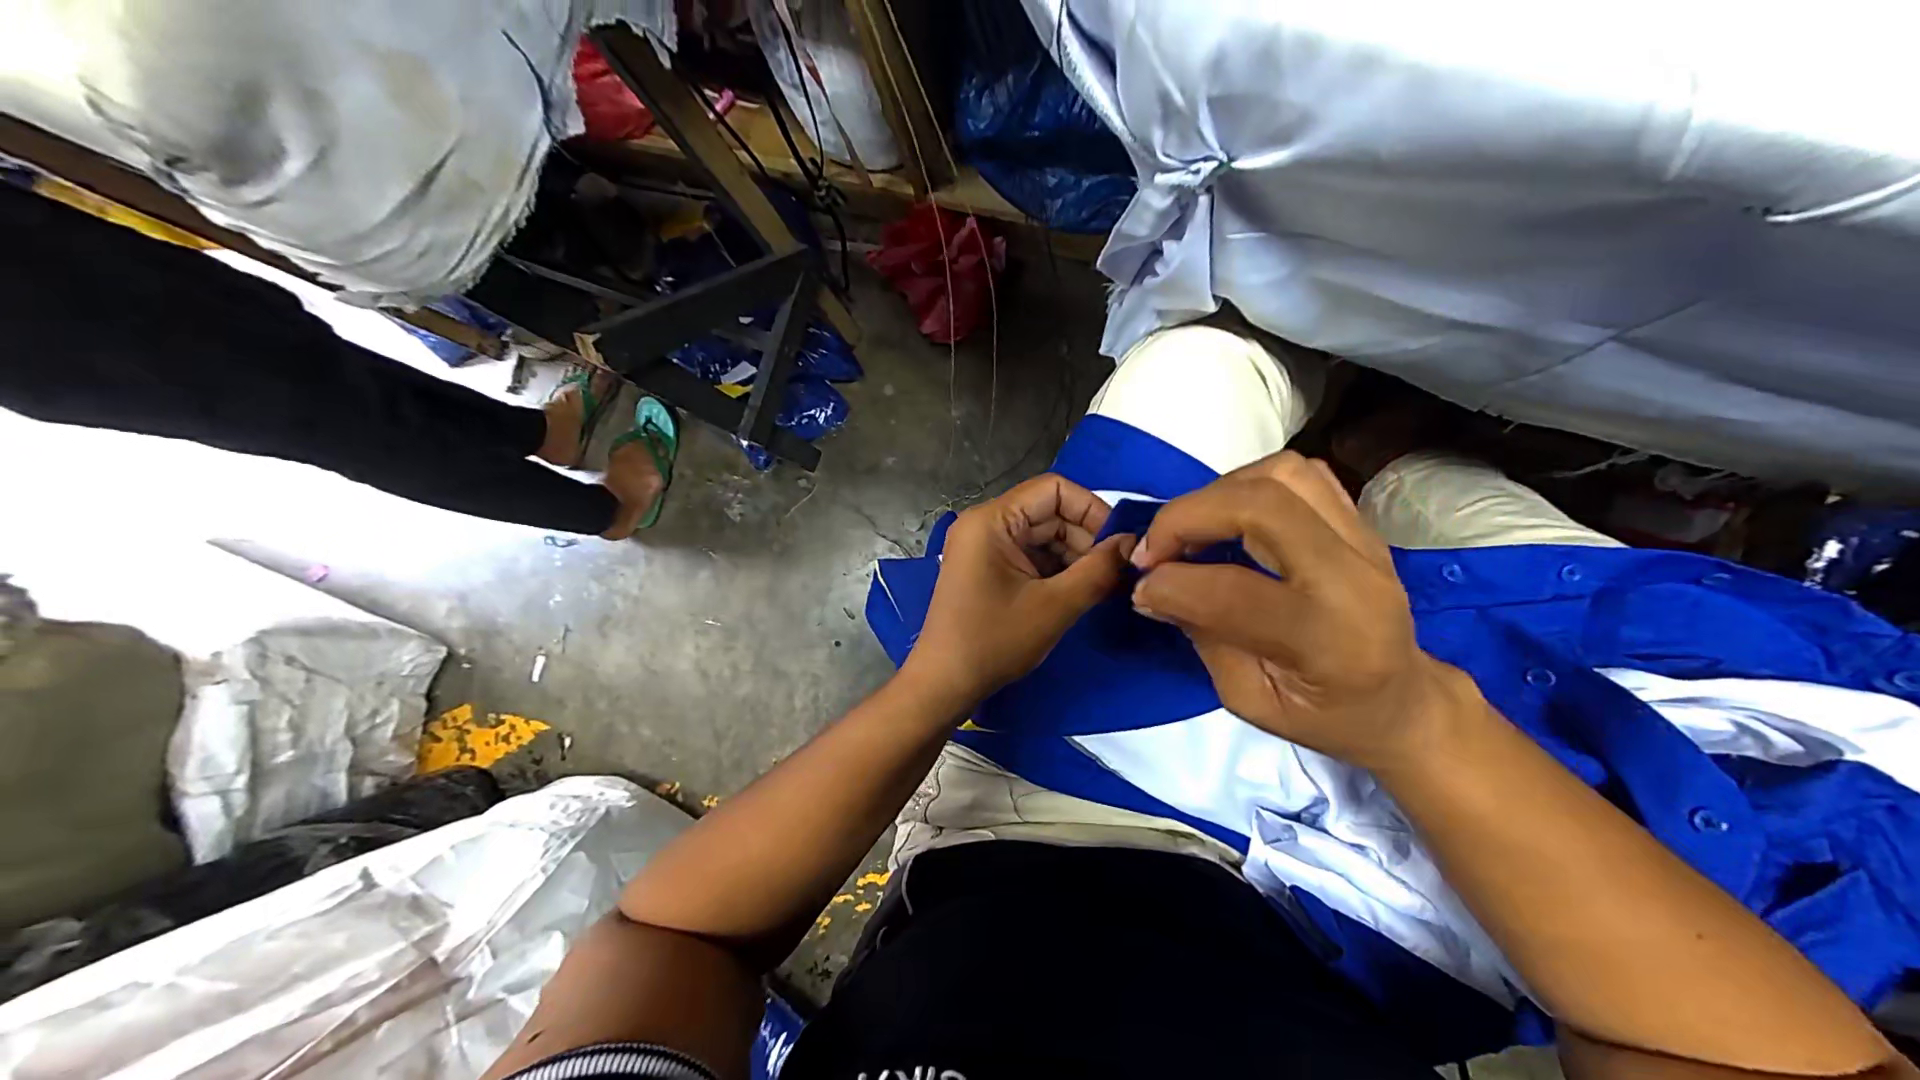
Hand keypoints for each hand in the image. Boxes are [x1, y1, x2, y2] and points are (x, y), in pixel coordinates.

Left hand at [903, 474, 1135, 707]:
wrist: (944, 683)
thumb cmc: (994, 641)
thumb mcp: (1054, 606)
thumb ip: (1098, 570)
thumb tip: (1133, 544)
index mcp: (992, 520)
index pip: (1053, 489)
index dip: (1092, 509)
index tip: (1120, 542)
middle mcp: (985, 523)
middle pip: (1050, 511)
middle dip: (1087, 537)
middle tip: (1118, 570)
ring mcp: (985, 546)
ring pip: (1044, 535)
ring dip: (1076, 555)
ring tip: (1105, 584)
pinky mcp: (988, 567)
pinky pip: (1031, 554)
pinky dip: (1058, 569)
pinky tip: (1081, 590)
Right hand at [1130, 451, 1470, 770]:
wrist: (1404, 701)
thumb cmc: (1326, 716)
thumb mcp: (1250, 700)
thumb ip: (1203, 638)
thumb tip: (1152, 588)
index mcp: (1330, 641)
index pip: (1233, 592)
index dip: (1168, 584)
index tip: (1139, 589)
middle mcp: (1354, 578)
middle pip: (1261, 505)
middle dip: (1185, 517)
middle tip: (1153, 549)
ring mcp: (1364, 540)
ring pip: (1282, 473)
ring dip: (1217, 493)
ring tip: (1191, 530)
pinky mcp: (1359, 522)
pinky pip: (1300, 473)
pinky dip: (1248, 484)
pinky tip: (1227, 517)